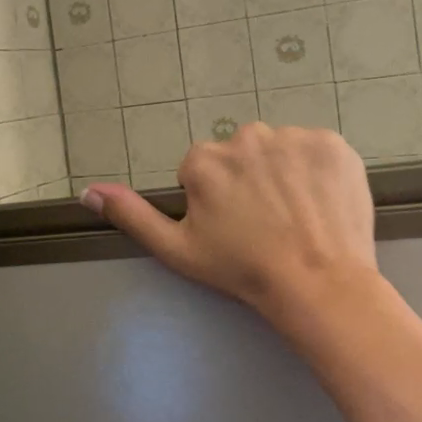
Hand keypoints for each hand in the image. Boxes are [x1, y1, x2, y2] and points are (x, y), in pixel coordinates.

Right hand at [80, 123, 383, 332]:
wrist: (319, 285)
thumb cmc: (242, 270)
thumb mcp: (177, 249)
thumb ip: (131, 215)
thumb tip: (88, 191)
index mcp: (204, 160)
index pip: (204, 173)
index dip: (217, 204)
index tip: (233, 230)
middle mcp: (246, 136)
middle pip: (241, 157)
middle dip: (248, 183)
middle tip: (264, 225)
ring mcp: (294, 137)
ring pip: (279, 152)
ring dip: (283, 175)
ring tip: (295, 218)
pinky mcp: (334, 145)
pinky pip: (317, 152)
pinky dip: (318, 173)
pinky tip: (319, 205)